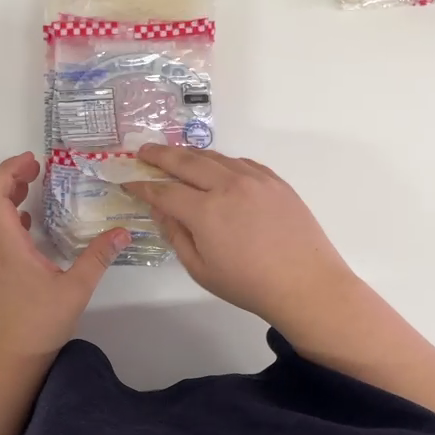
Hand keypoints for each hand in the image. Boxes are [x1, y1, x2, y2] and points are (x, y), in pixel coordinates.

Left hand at [0, 152, 127, 360]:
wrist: (15, 357)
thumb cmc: (40, 322)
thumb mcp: (76, 288)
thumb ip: (98, 257)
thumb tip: (123, 232)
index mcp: (9, 244)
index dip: (10, 171)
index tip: (34, 159)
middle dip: (12, 177)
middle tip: (38, 166)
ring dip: (10, 194)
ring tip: (35, 183)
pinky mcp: (2, 271)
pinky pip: (1, 231)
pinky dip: (13, 215)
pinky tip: (32, 219)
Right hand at [122, 144, 362, 329]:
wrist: (305, 283)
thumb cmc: (249, 285)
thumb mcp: (201, 269)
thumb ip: (177, 236)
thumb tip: (162, 211)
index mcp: (205, 212)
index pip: (164, 191)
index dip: (142, 186)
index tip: (128, 181)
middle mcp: (228, 186)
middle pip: (186, 162)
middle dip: (160, 155)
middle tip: (143, 150)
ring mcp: (255, 179)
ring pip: (215, 158)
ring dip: (190, 154)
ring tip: (175, 154)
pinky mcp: (275, 181)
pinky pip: (241, 163)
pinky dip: (222, 162)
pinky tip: (216, 168)